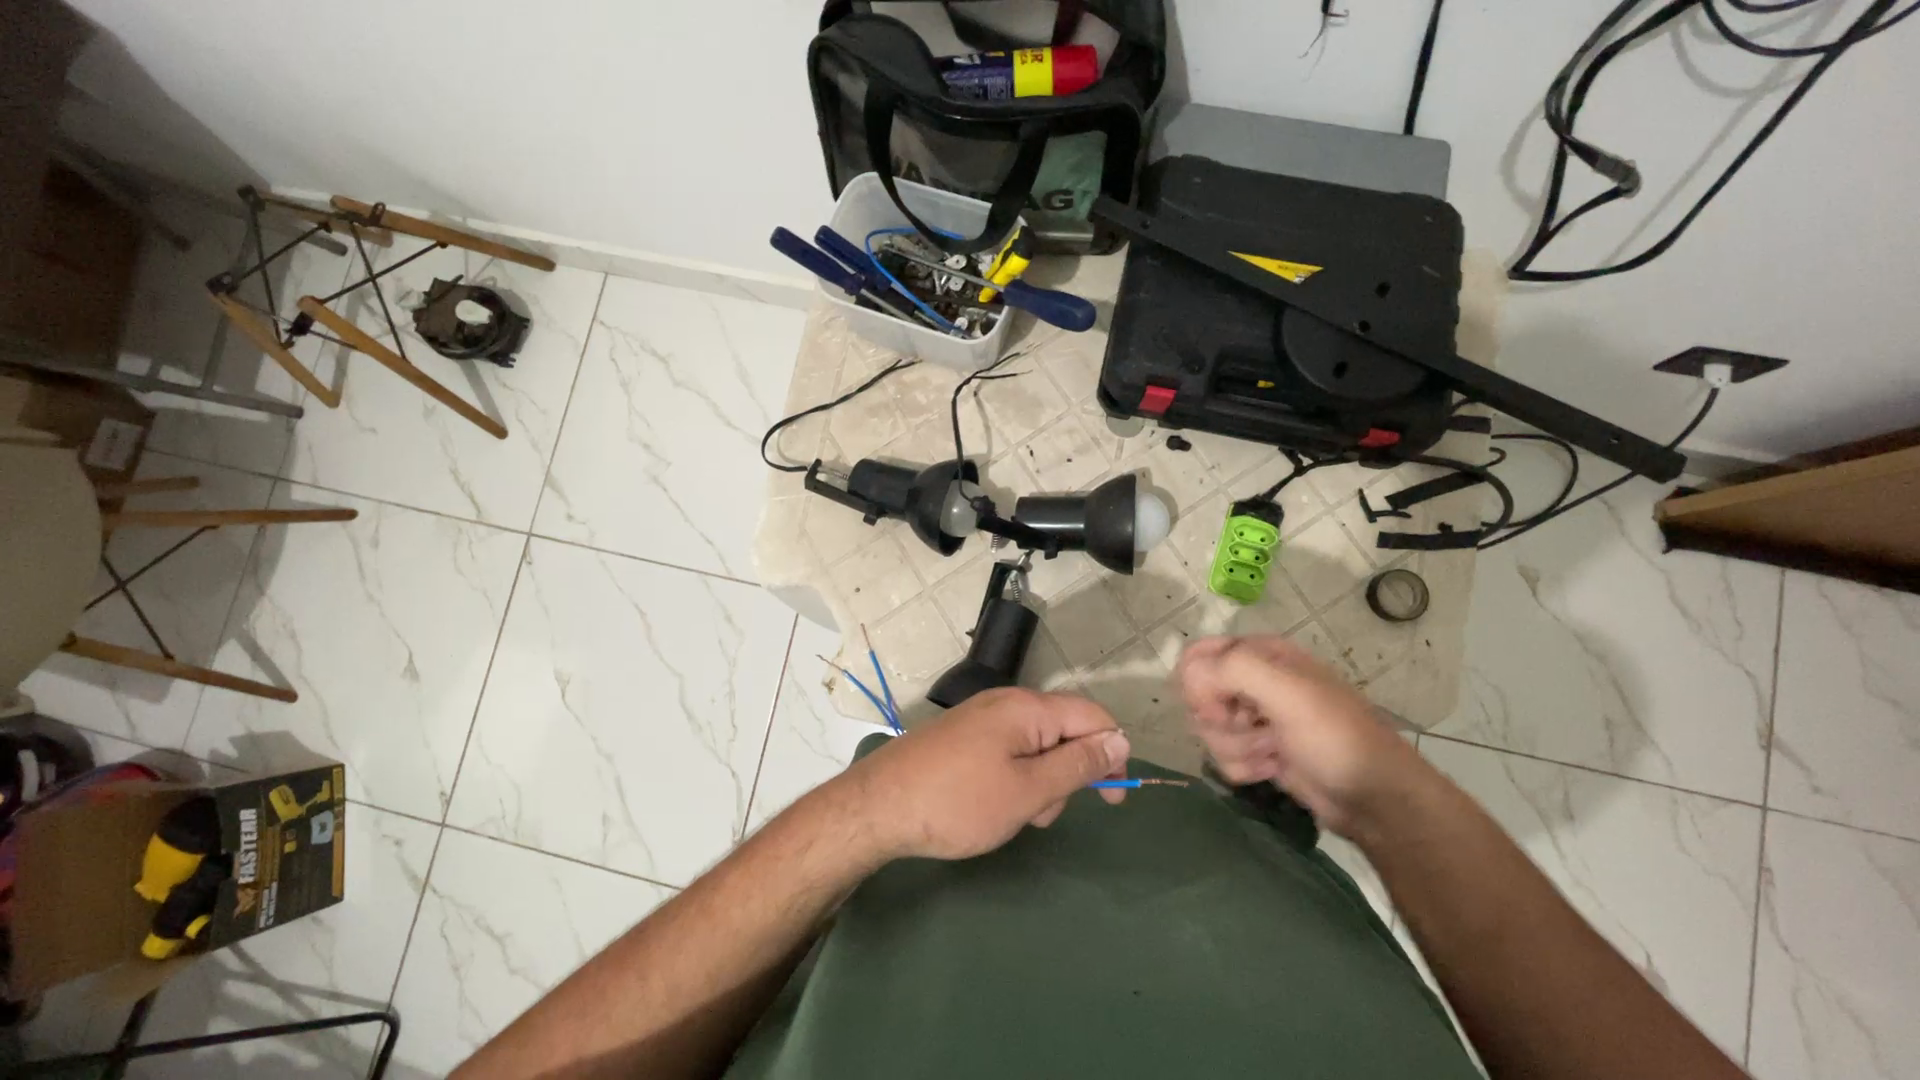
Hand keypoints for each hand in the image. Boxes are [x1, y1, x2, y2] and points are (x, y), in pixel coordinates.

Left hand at [832, 687, 1131, 860]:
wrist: (876, 808)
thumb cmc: (958, 802)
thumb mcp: (1028, 791)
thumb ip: (1079, 765)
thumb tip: (1120, 739)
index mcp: (1027, 708)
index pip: (1093, 716)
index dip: (1112, 754)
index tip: (1115, 799)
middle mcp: (1005, 704)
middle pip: (1063, 734)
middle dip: (1064, 778)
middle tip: (1037, 814)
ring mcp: (980, 720)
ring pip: (1034, 750)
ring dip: (1036, 787)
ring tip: (1008, 817)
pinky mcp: (962, 739)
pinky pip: (1006, 755)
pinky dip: (1011, 783)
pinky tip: (989, 809)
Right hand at [1178, 636, 1430, 836]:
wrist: (1373, 798)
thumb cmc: (1335, 737)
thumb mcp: (1288, 691)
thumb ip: (1232, 670)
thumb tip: (1189, 680)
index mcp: (1263, 654)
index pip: (1199, 656)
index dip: (1198, 683)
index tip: (1216, 706)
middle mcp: (1255, 681)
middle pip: (1198, 698)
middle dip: (1220, 721)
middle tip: (1254, 728)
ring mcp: (1256, 719)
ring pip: (1208, 731)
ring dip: (1236, 748)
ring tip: (1273, 752)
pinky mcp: (1258, 752)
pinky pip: (1224, 757)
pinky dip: (1244, 767)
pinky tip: (1274, 769)